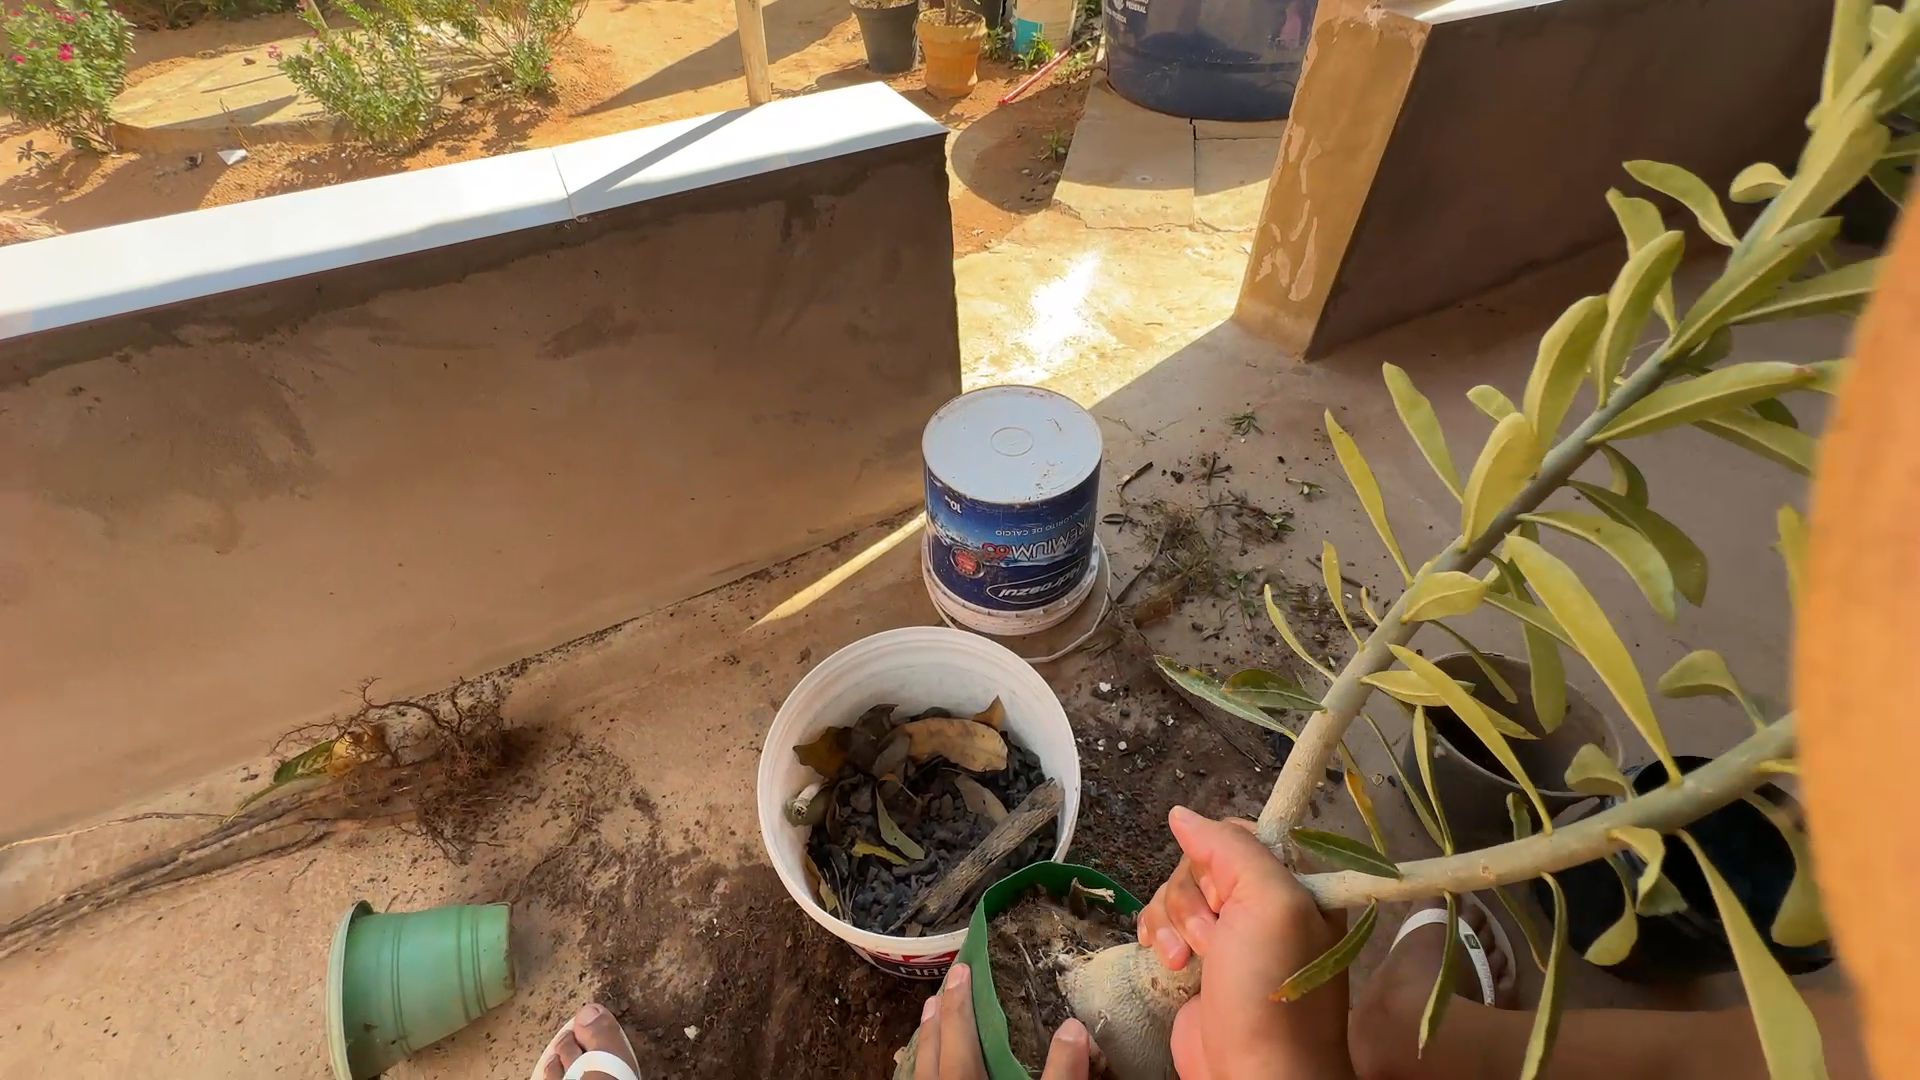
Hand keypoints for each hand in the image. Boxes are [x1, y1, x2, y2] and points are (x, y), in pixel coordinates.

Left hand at [912, 962, 1092, 1079]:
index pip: (960, 1035)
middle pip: (934, 1055)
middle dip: (938, 1020)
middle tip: (940, 991)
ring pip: (923, 1075)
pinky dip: (927, 1072)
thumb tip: (1074, 1026)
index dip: (960, 1002)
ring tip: (930, 1018)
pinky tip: (934, 1070)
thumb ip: (1061, 1074)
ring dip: (928, 1044)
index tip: (962, 967)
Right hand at [1139, 807, 1354, 1079]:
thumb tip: (1180, 814)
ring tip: (1185, 960)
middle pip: (1199, 861)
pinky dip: (1157, 933)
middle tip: (1212, 937)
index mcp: (1293, 885)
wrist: (1252, 1079)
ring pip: (1176, 889)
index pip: (1239, 834)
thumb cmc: (1270, 991)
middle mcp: (1259, 903)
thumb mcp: (1269, 904)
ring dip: (1172, 921)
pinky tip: (1166, 960)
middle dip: (1193, 896)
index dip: (1219, 856)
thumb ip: (1230, 847)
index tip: (1225, 892)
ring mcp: (1226, 932)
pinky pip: (1161, 918)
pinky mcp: (1195, 957)